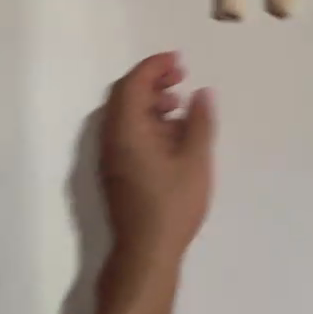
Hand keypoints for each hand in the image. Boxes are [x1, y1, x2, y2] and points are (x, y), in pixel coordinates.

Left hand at [99, 52, 216, 264]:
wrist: (145, 253)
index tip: (179, 61)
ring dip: (150, 102)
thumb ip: (200, 123)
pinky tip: (173, 136)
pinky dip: (147, 123)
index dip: (154, 66)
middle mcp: (110, 140)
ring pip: (125, 116)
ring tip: (181, 106)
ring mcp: (110, 158)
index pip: (132, 84)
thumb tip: (202, 93)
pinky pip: (127, 134)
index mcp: (126, 131)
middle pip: (124, 96)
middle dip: (152, 81)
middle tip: (181, 77)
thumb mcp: (195, 161)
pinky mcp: (116, 173)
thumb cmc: (172, 206)